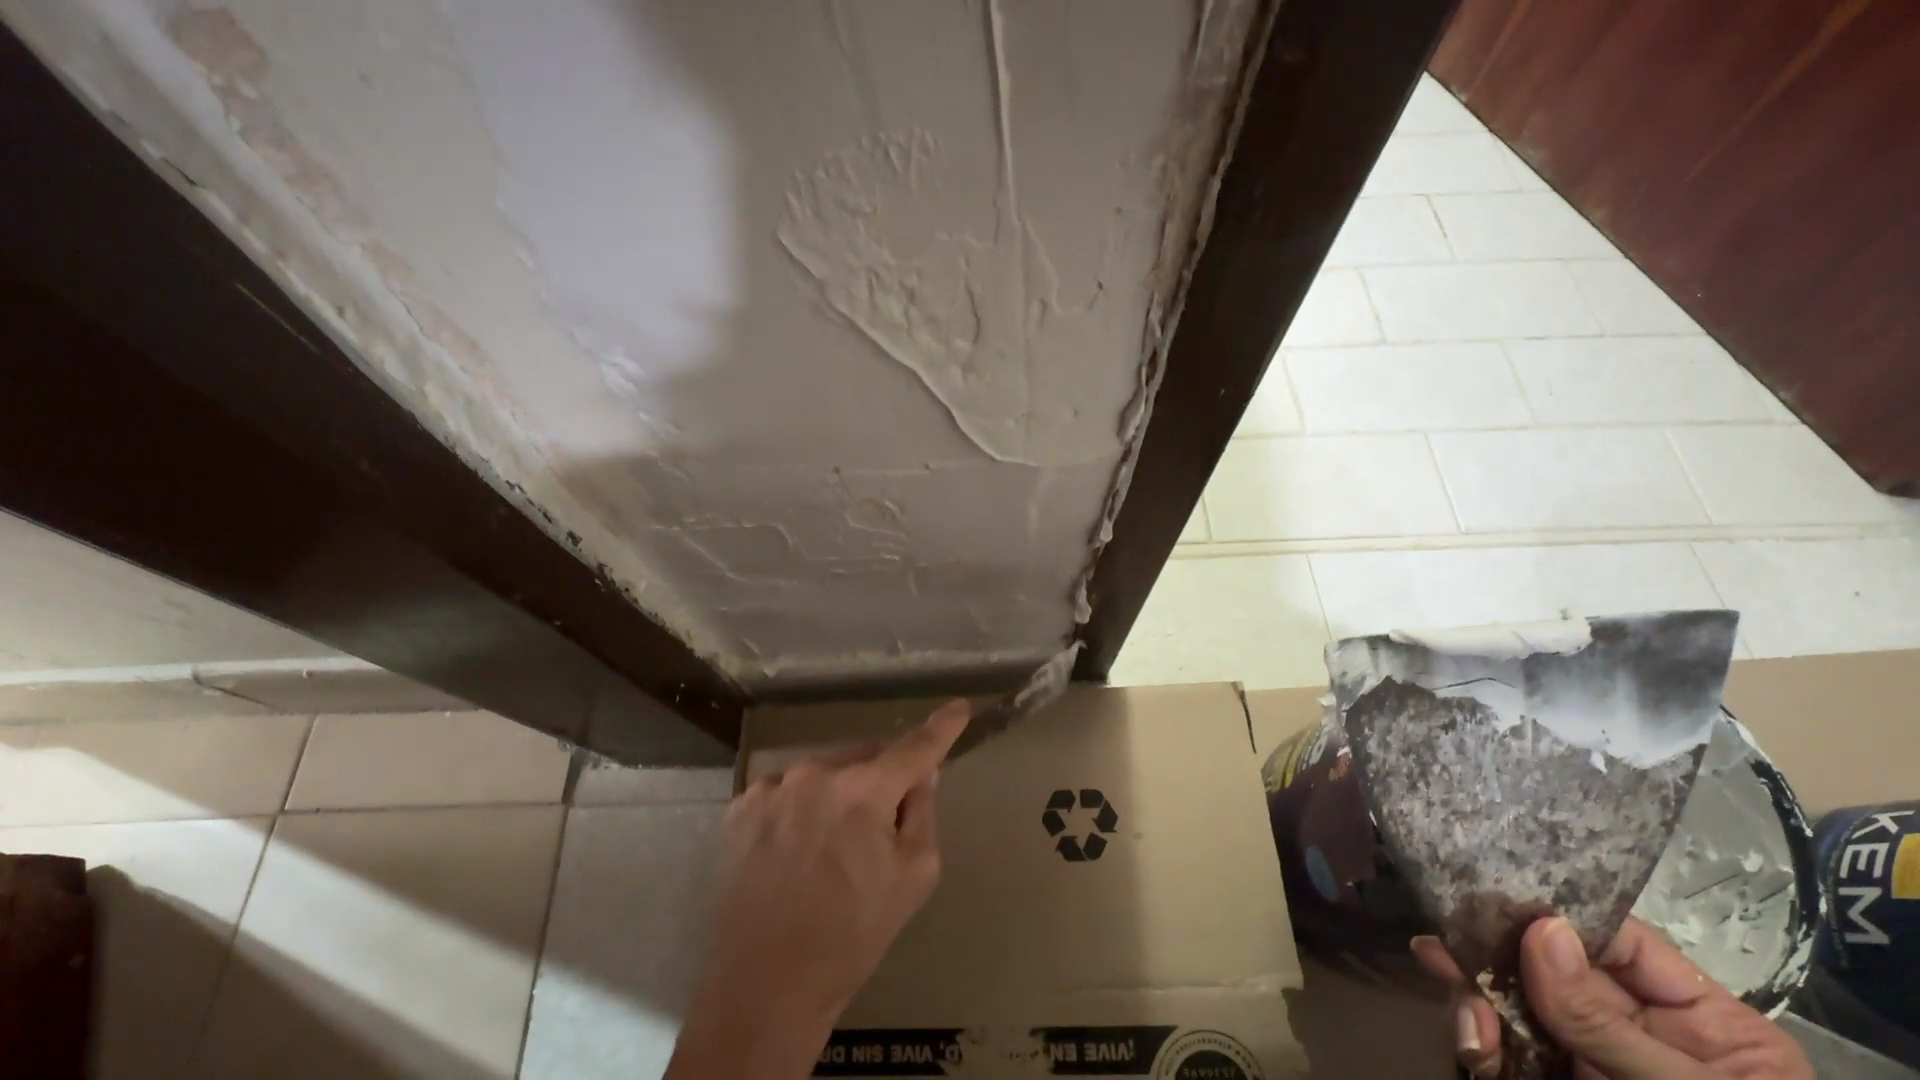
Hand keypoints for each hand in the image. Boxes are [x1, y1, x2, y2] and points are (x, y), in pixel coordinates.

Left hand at [666, 700, 969, 1079]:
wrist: (767, 984)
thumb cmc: (853, 935)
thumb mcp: (913, 878)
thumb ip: (921, 813)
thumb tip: (919, 775)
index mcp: (862, 791)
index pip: (914, 747)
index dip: (942, 727)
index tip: (960, 708)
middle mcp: (813, 775)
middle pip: (864, 758)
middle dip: (879, 781)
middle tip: (879, 830)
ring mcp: (769, 789)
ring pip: (822, 773)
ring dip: (837, 794)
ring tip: (830, 849)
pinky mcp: (739, 810)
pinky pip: (785, 792)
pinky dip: (800, 809)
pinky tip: (796, 852)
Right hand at [1411, 916, 1812, 1078]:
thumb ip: (1610, 1023)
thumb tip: (1542, 928)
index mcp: (1703, 1021)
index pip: (1619, 942)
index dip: (1555, 919)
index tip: (1489, 907)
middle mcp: (1641, 1030)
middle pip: (1552, 969)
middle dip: (1498, 967)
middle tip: (1443, 957)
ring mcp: (1595, 1063)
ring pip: (1519, 1007)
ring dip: (1480, 1009)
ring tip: (1472, 1037)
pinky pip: (1510, 1051)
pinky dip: (1484, 1048)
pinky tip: (1472, 1053)